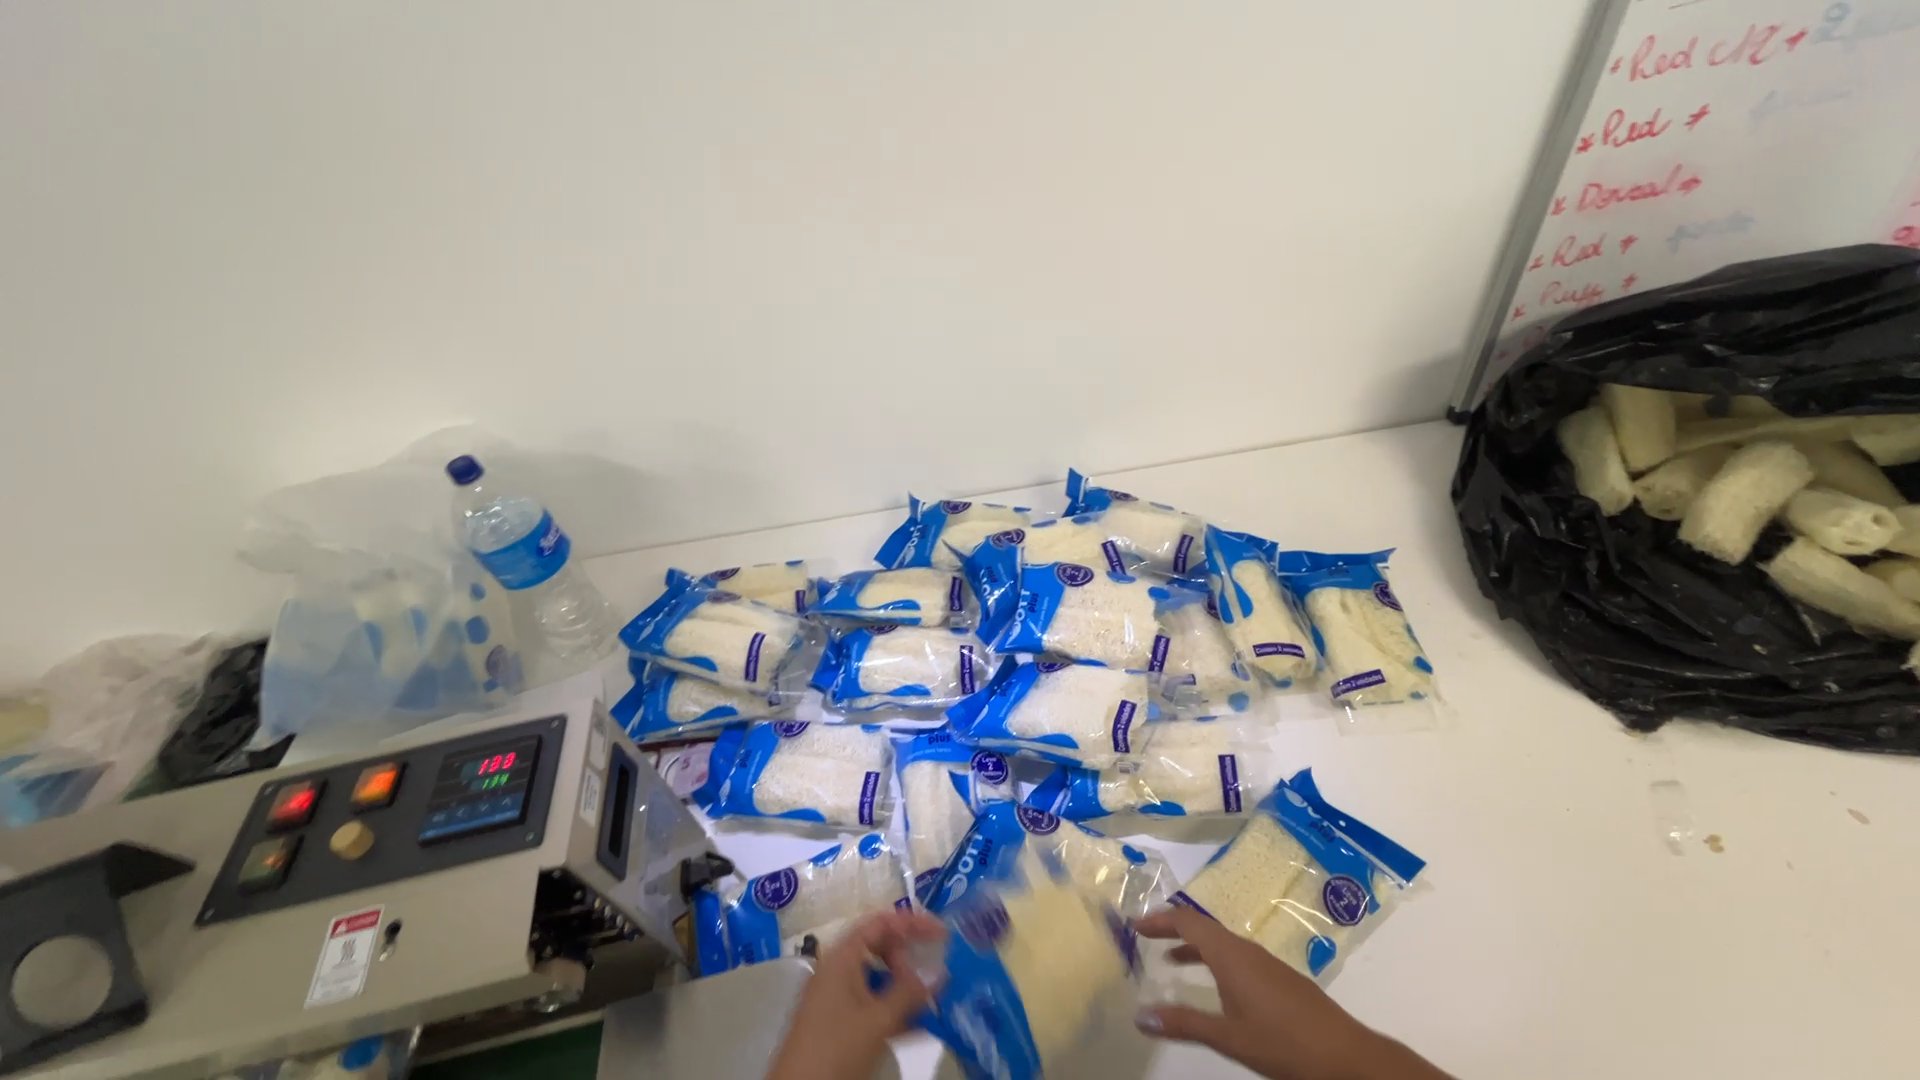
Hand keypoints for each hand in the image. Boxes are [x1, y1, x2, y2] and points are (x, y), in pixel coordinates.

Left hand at [766, 910, 946, 1079]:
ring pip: (877, 978)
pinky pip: (872, 1003)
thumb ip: (909, 992)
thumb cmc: (836, 1048)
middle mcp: (837, 969)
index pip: (880, 923)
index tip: (941, 933)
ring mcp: (836, 996)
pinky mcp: (838, 1022)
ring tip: (932, 998)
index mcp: (842, 957)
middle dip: (908, 956)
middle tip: (932, 971)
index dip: (911, 922)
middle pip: (878, 947)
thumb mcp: (877, 1020)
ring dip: (904, 985)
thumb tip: (939, 971)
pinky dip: (894, 1008)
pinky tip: (920, 1025)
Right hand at [1133, 906, 1449, 1079]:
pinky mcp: (1280, 978)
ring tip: (1172, 961)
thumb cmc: (1283, 1042)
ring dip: (1194, 946)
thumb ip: (1184, 1023)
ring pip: (1221, 942)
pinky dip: (1214, 960)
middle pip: (1203, 926)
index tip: (1134, 924)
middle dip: (1173, 928)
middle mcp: (1246, 949)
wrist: (1347, 1056)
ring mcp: (1266, 962)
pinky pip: (1236, 956)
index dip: (1159, 919)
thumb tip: (1139, 1016)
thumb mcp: (1228, 1037)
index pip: (1187, 922)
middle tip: (1146, 936)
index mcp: (1230, 955)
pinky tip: (1216, 986)